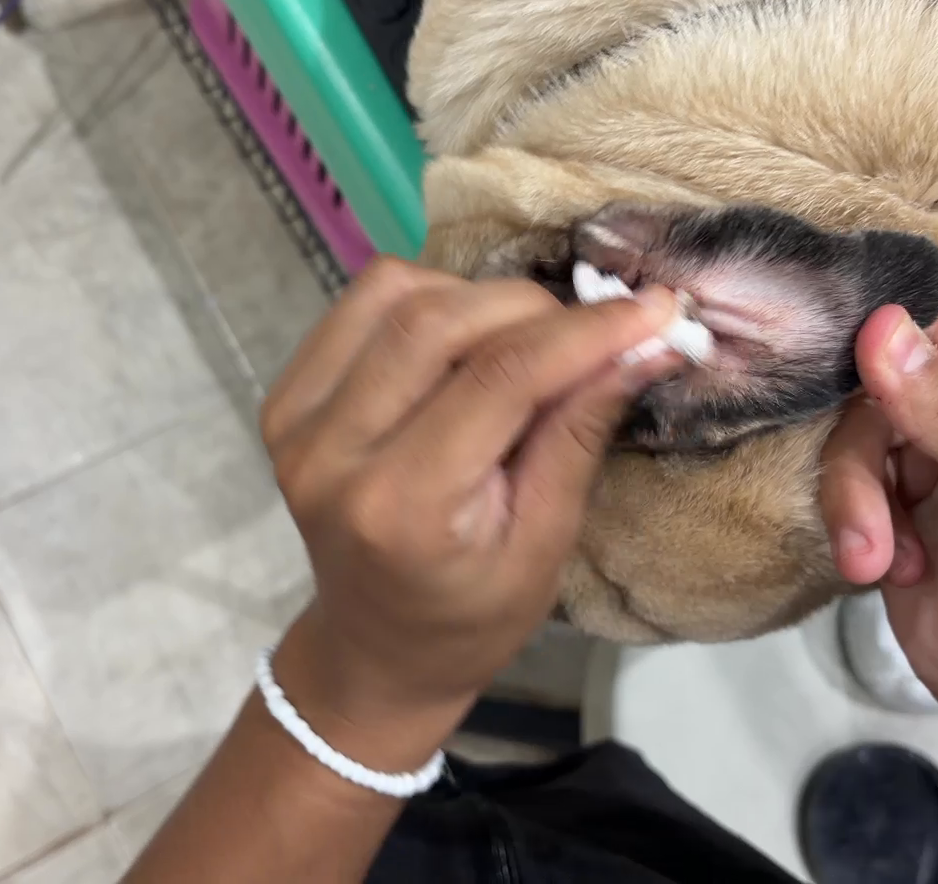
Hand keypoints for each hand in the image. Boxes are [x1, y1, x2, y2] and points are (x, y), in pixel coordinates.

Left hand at [259, 258, 680, 767]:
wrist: (374, 645)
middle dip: (534, 308)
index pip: (499, 379)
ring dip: (478, 296)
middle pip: (438, 321)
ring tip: (526, 339)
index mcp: (401, 507)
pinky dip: (427, 295)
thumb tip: (643, 343)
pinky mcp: (284, 396)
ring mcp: (294, 418)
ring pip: (396, 293)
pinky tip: (463, 336)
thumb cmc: (471, 615)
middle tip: (592, 329)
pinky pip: (362, 304)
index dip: (583, 333)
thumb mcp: (545, 543)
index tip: (653, 310)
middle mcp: (330, 451)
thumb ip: (580, 434)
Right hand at [820, 285, 937, 725]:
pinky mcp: (885, 475)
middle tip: (866, 509)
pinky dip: (850, 517)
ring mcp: (927, 434)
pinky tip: (883, 561)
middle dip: (862, 449)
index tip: (821, 356)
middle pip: (875, 369)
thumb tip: (879, 325)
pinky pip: (836, 466)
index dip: (880, 325)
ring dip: (852, 498)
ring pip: (846, 426)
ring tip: (878, 557)